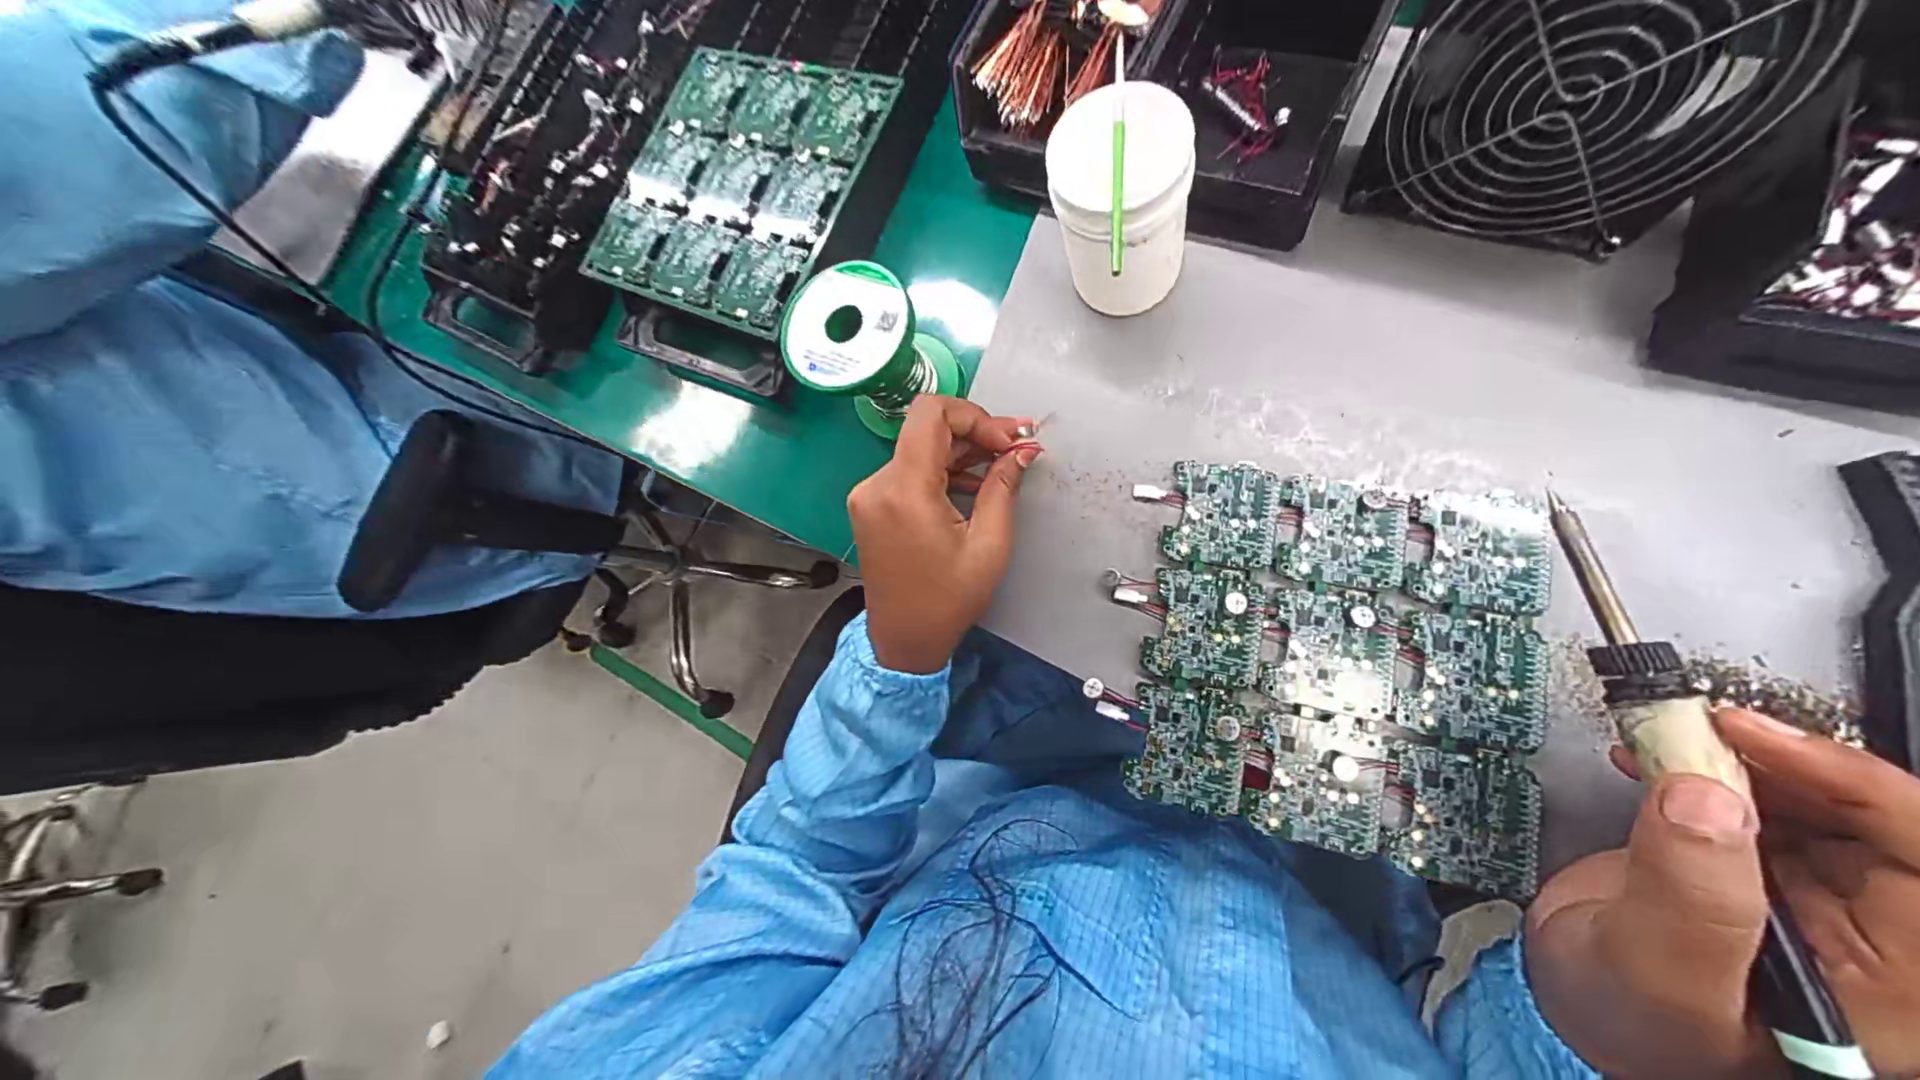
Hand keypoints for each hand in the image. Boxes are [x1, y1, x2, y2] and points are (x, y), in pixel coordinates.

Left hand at [847, 396, 1040, 673]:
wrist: (903, 639)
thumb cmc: (945, 603)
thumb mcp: (989, 545)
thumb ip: (1003, 487)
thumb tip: (1021, 451)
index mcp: (904, 492)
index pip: (932, 414)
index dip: (975, 416)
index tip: (1006, 441)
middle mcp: (877, 485)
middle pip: (928, 429)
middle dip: (976, 432)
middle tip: (1017, 445)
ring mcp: (870, 494)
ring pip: (920, 448)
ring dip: (961, 451)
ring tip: (1002, 463)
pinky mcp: (871, 505)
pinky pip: (909, 470)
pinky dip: (942, 469)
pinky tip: (973, 482)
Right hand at [1525, 707, 1919, 1078]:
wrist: (1572, 997)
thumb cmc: (1626, 1014)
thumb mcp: (1657, 969)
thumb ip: (1690, 897)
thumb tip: (1704, 795)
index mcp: (1903, 985)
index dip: (1861, 791)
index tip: (1753, 735)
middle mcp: (1877, 937)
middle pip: (1875, 824)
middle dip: (1787, 765)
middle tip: (1697, 729)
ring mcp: (1813, 896)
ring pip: (1815, 801)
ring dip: (1739, 758)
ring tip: (1663, 738)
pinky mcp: (1750, 863)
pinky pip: (1753, 799)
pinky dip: (1702, 764)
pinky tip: (1650, 756)